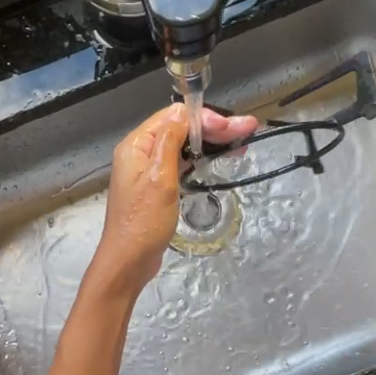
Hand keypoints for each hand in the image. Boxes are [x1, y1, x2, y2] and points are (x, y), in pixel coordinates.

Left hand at [89, 103, 257, 297]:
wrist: (128, 262)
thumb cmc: (143, 223)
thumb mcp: (159, 178)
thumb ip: (170, 141)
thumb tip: (182, 112)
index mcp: (137, 145)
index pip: (174, 117)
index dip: (204, 118)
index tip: (231, 127)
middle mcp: (140, 154)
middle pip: (180, 130)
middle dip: (213, 130)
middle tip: (247, 131)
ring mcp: (148, 173)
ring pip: (183, 148)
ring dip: (210, 144)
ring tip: (240, 145)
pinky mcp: (156, 190)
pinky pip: (181, 166)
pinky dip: (200, 162)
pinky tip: (218, 162)